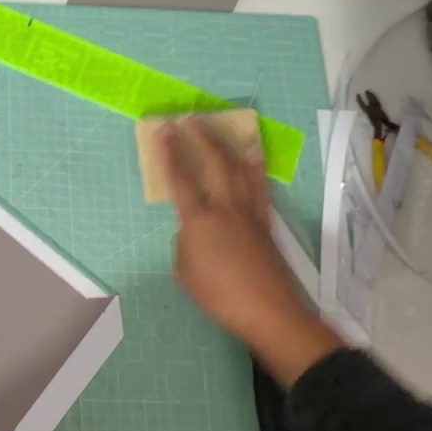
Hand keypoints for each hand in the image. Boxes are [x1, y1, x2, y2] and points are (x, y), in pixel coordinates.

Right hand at [161, 118, 341, 385]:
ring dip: (230, 146)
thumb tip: (194, 232)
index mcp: (199, 221)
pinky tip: (255, 158)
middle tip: (190, 118)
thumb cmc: (219, 296)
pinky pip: (259, 187)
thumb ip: (185, 245)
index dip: (169, 153)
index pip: (179, 179)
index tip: (163, 130)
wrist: (268, 312)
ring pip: (241, 170)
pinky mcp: (265, 224)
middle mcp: (225, 208)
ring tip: (228, 127)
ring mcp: (249, 214)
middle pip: (214, 163)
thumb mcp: (184, 272)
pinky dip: (256, 168)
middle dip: (201, 138)